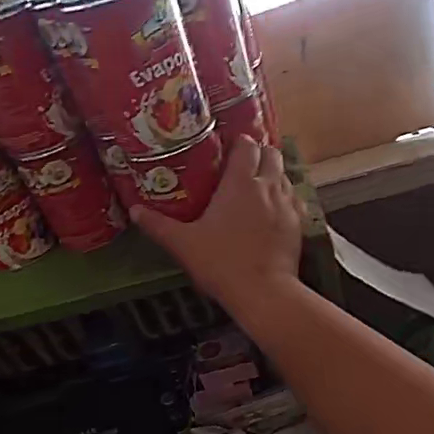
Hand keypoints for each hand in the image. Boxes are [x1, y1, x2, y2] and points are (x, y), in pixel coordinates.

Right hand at [131, 136, 301, 312]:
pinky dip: (285, 198)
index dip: (238, 142)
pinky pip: (294, 199)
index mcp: (241, 182)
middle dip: (259, 154)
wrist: (264, 291)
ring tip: (257, 186)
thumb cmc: (221, 263)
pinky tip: (273, 210)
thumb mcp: (183, 244)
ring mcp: (288, 204)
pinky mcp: (299, 223)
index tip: (226, 147)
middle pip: (272, 154)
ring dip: (273, 175)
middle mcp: (268, 186)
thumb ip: (158, 225)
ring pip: (285, 176)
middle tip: (242, 165)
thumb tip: (135, 210)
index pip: (246, 146)